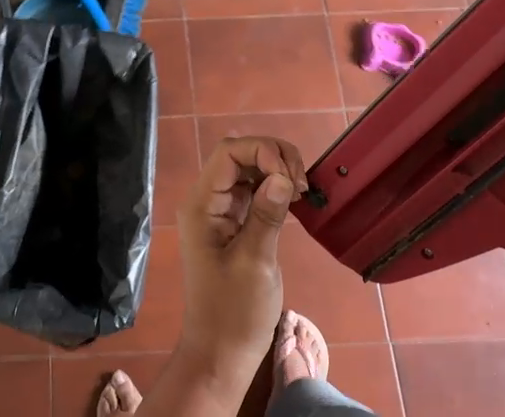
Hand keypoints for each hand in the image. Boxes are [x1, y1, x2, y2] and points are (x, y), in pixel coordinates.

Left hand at [174, 136, 309, 384]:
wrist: (221, 353)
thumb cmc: (234, 312)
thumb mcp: (255, 263)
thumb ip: (266, 215)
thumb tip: (283, 177)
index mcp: (201, 205)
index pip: (228, 153)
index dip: (262, 151)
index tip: (292, 178)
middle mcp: (206, 200)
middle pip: (238, 155)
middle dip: (273, 157)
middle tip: (303, 185)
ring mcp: (218, 211)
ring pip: (247, 170)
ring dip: (276, 170)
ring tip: (302, 191)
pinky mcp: (232, 223)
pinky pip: (252, 190)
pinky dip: (273, 187)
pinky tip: (293, 199)